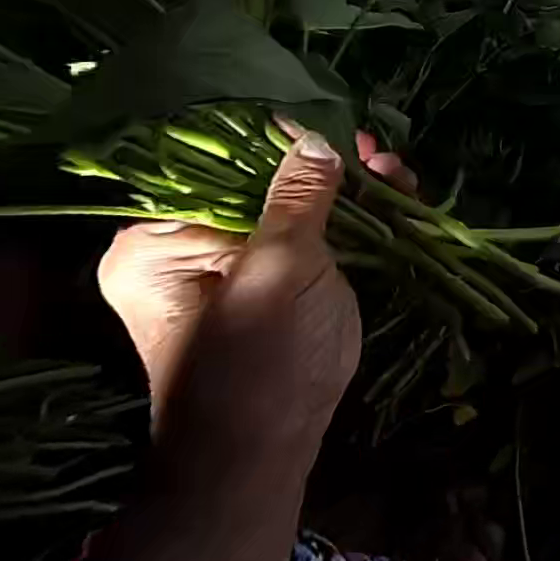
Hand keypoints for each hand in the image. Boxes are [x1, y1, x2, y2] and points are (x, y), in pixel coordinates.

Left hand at [98, 128, 369, 452]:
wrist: (275, 441)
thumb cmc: (259, 358)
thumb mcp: (278, 272)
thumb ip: (297, 199)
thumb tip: (315, 136)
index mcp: (165, 240)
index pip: (220, 166)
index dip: (277, 139)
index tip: (328, 120)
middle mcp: (203, 241)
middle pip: (271, 178)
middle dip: (328, 161)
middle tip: (371, 147)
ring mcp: (255, 256)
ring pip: (307, 198)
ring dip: (354, 181)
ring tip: (393, 168)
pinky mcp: (295, 271)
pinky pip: (329, 224)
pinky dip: (363, 208)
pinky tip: (395, 192)